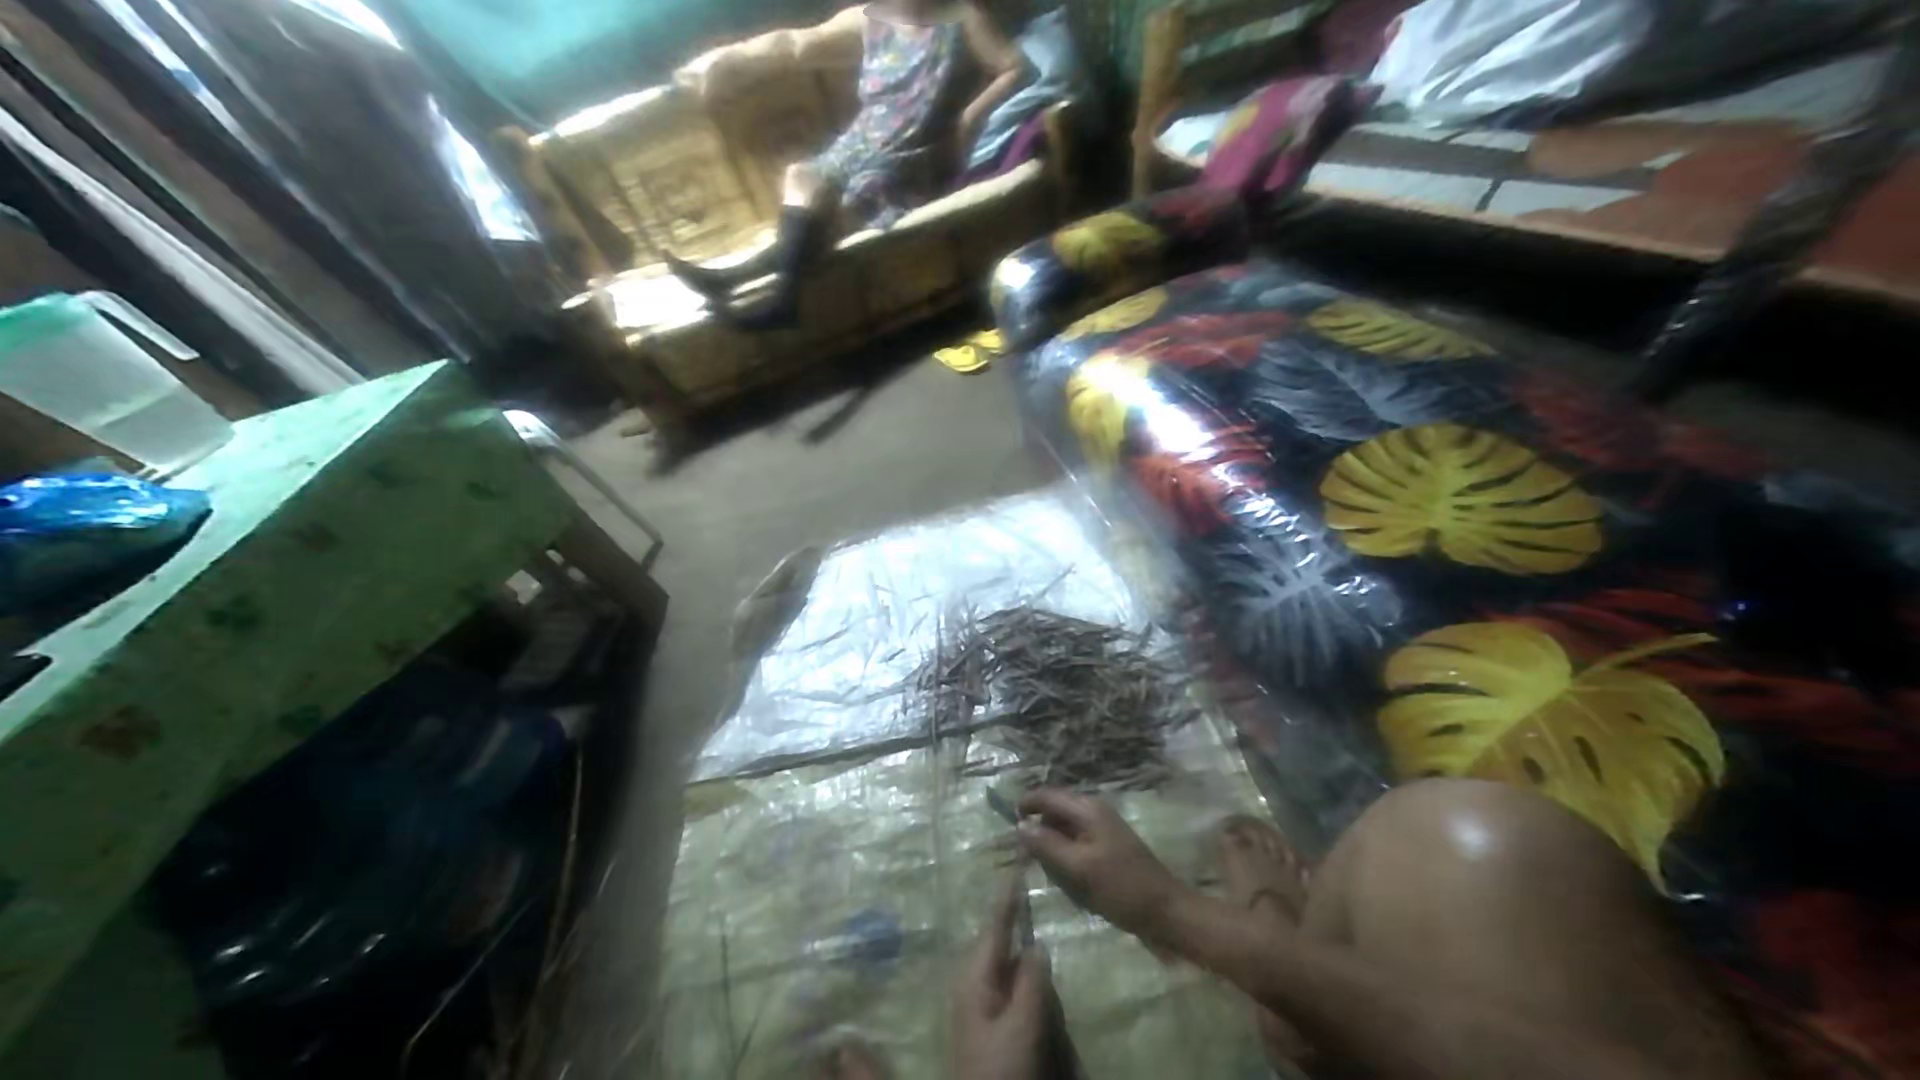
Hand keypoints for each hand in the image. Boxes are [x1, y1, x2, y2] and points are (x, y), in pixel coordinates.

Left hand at [950, 869, 1051, 1079]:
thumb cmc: (998, 1073)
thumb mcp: (1020, 1029)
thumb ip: (1032, 983)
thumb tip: (1037, 941)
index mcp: (975, 974)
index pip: (996, 923)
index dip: (1008, 892)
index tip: (1019, 859)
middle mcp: (974, 981)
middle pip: (1003, 941)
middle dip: (1018, 918)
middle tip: (1034, 886)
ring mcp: (981, 1003)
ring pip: (1012, 966)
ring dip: (1028, 960)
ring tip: (1038, 935)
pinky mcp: (991, 1023)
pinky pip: (1014, 991)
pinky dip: (1028, 984)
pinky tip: (1040, 990)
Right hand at [1017, 789, 1185, 940]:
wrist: (1165, 912)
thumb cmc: (1120, 888)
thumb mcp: (1077, 868)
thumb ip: (1046, 845)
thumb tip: (1019, 826)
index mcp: (1087, 808)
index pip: (1047, 795)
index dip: (1025, 806)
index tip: (1009, 827)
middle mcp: (1094, 810)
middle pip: (1055, 811)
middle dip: (1040, 832)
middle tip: (1032, 861)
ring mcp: (1103, 828)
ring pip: (1064, 829)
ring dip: (1054, 848)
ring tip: (1056, 875)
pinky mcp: (1108, 846)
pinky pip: (1076, 844)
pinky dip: (1068, 858)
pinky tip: (1071, 880)